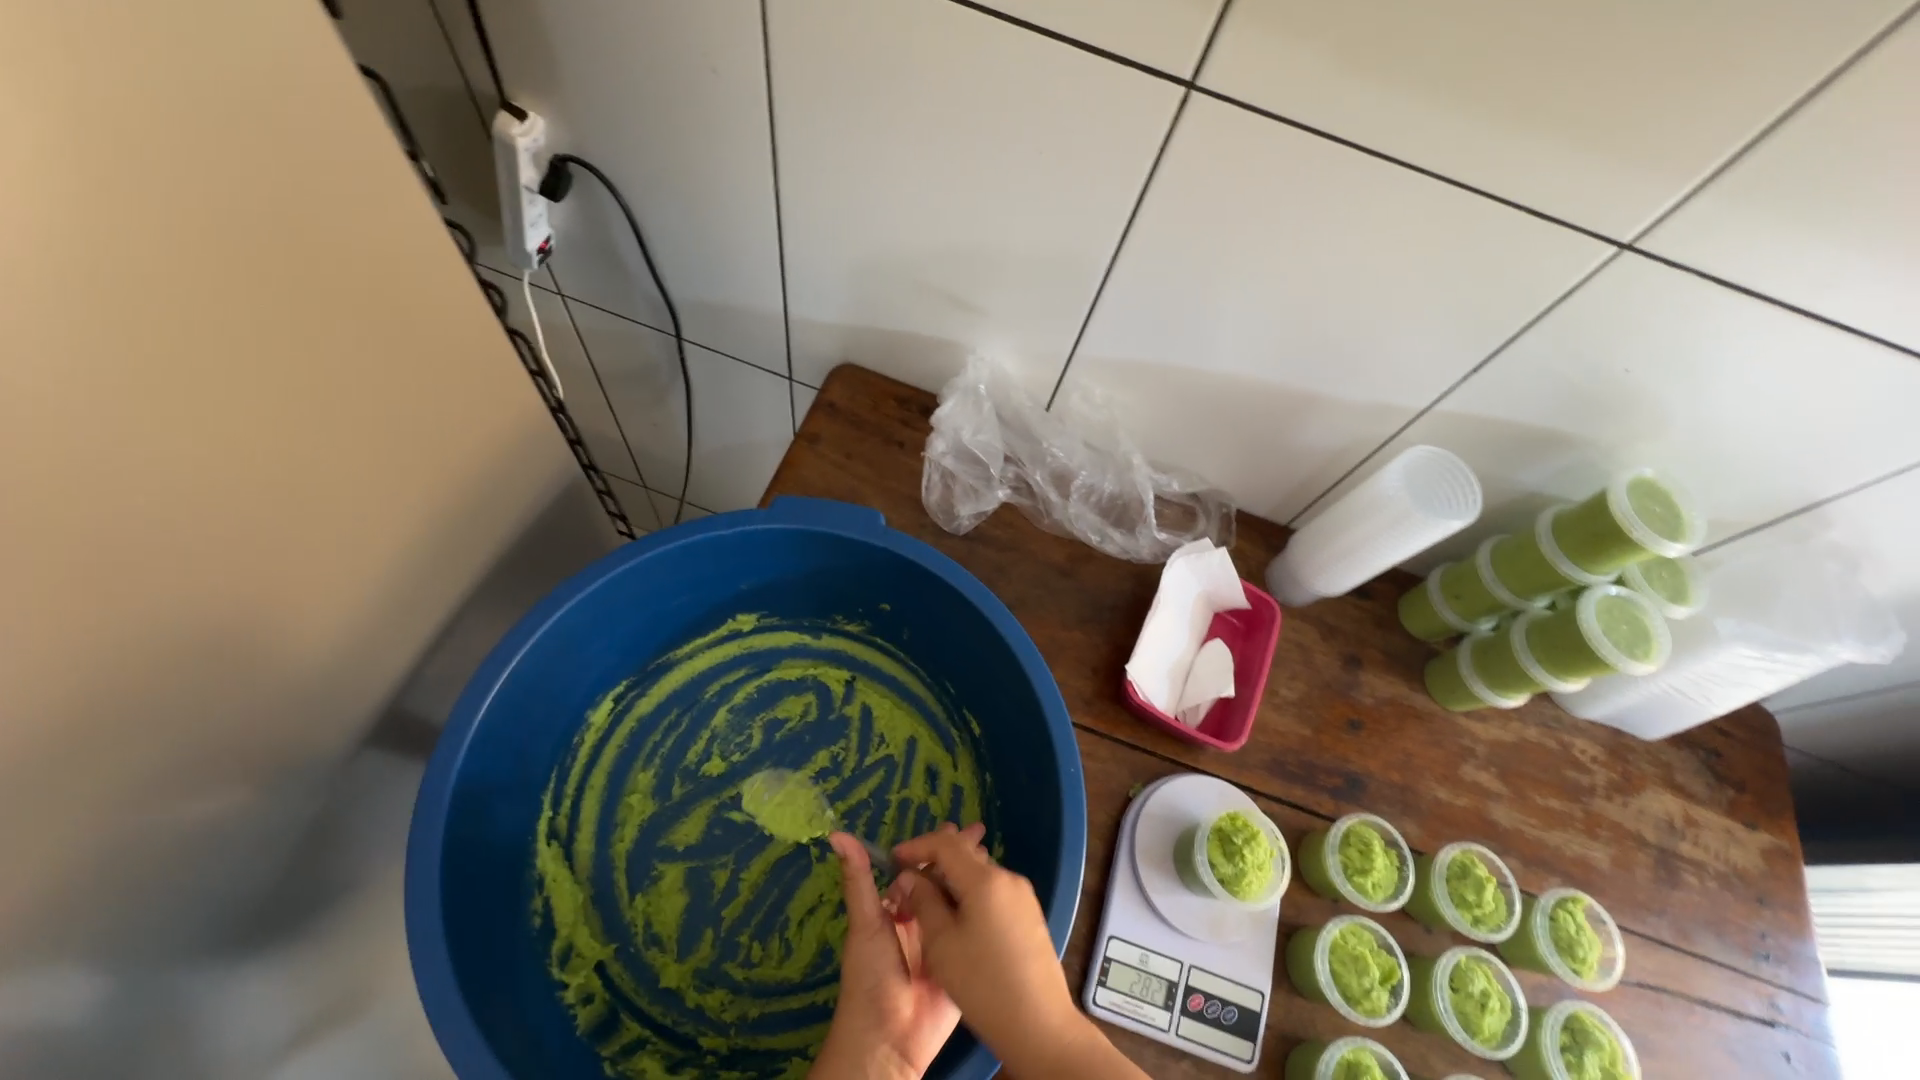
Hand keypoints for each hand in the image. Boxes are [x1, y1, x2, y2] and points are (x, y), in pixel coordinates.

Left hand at [808, 826, 982, 1079]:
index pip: (917, 871)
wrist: (890, 1036)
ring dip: (975, 879)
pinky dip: (987, 912)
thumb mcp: (865, 923)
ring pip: (961, 903)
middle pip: (943, 883)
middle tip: (979, 833)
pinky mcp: (963, 962)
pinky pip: (975, 932)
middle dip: (959, 859)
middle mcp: (921, 922)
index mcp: (896, 911)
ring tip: (992, 856)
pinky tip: (1003, 892)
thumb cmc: (871, 975)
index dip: (934, 849)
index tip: (953, 827)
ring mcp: (945, 942)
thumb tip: (837, 834)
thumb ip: (859, 879)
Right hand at [887, 827, 1082, 1068]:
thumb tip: (911, 877)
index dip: (916, 846)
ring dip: (951, 882)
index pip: (946, 843)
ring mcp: (1023, 896)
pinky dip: (969, 896)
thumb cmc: (983, 985)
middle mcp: (1008, 878)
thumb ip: (923, 902)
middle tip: (908, 888)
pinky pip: (992, 892)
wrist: (1040, 1025)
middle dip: (933, 865)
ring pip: (978, 875)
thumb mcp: (942, 944)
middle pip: (964, 855)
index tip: (893, 860)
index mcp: (986, 880)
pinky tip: (957, 922)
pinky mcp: (1030, 915)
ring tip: (928, 907)